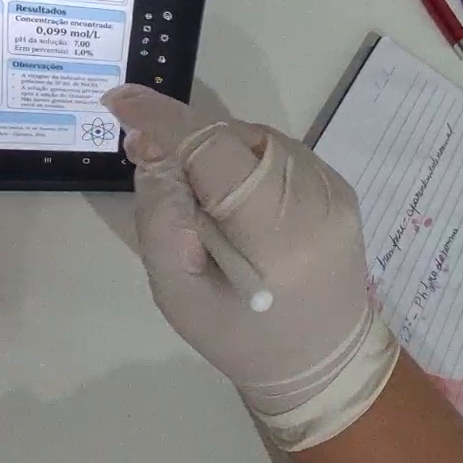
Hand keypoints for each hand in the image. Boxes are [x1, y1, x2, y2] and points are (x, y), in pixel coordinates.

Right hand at [103, 85, 396, 449]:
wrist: (326, 360)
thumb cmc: (243, 338)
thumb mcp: (180, 296)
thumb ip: (161, 219)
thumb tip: (151, 147)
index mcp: (277, 234)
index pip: (214, 150)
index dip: (164, 120)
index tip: (120, 102)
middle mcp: (317, 198)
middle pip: (236, 138)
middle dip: (187, 139)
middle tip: (152, 162)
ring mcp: (336, 189)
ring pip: (259, 139)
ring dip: (218, 150)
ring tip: (200, 195)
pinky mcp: (342, 187)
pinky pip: (281, 153)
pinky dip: (247, 160)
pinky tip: (236, 198)